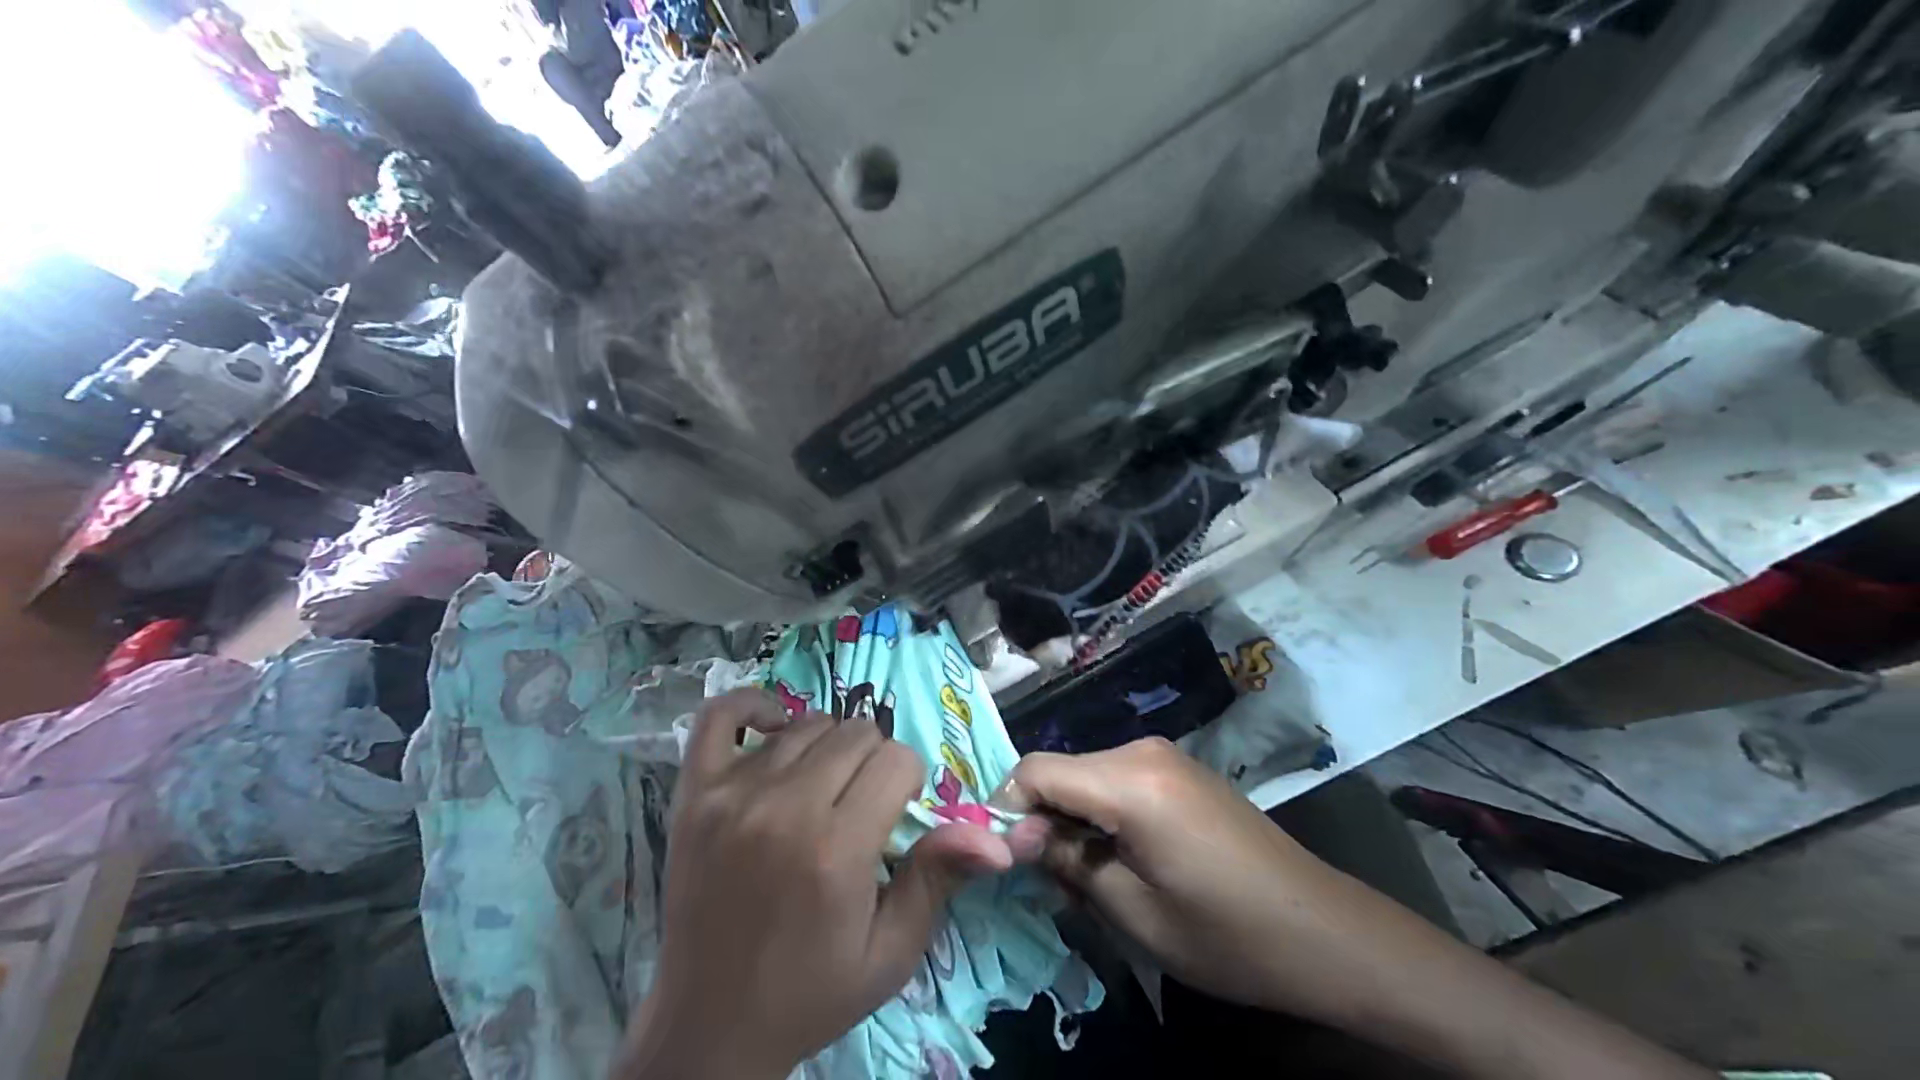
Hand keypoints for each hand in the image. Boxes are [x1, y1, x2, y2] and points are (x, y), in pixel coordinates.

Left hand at [615, 690, 1014, 1079]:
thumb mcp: (890, 952)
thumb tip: (995, 838)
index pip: (897, 760)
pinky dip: (753, 707)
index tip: (894, 813)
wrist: (711, 1024)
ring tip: (822, 787)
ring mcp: (731, 795)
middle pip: (856, 734)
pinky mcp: (693, 794)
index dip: (908, 781)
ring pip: (806, 723)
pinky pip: (720, 714)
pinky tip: (774, 728)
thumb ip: (937, 879)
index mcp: (836, 849)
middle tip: (860, 804)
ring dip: (827, 746)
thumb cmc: (811, 990)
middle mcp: (784, 809)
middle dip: (874, 762)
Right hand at [1002, 736, 1350, 1015]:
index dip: (1006, 809)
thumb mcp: (1134, 911)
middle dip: (1039, 818)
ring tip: (1087, 876)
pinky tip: (1121, 856)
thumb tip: (1015, 835)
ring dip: (1070, 818)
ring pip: (1084, 775)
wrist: (1325, 932)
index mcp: (1130, 782)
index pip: (1035, 770)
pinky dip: (1099, 812)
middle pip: (1059, 770)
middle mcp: (1142, 752)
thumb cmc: (1227, 934)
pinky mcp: (1178, 770)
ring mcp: (1164, 756)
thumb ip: (1066, 860)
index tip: (1004, 857)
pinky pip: (1115, 779)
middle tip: (1049, 879)